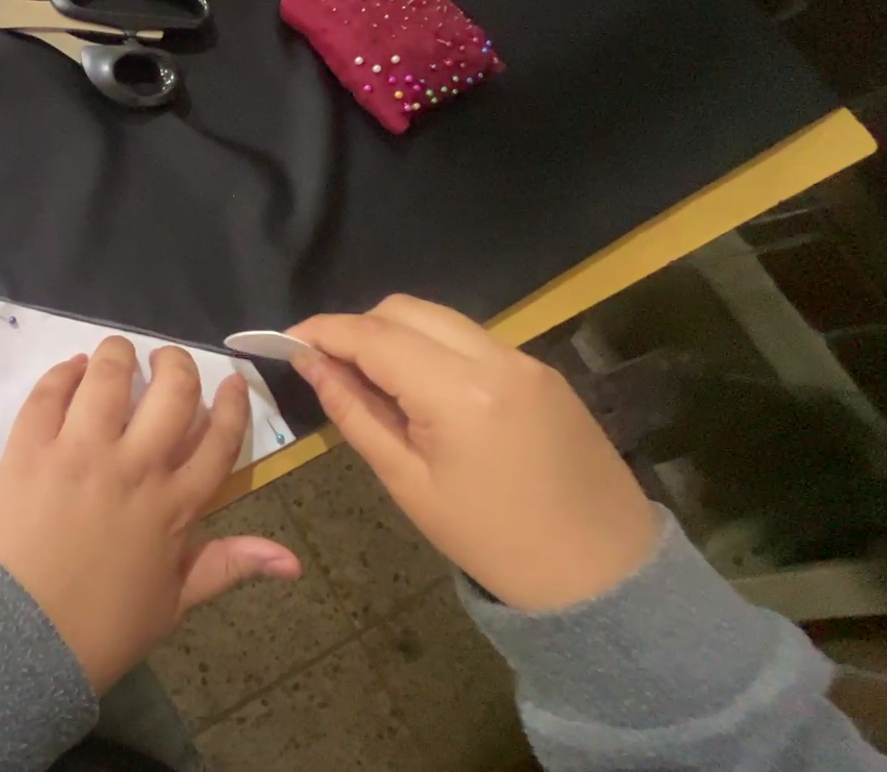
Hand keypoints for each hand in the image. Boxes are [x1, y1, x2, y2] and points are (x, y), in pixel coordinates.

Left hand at [0, 337, 300, 692]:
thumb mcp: (172, 603)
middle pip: (171, 394)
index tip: (231, 380)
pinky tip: (73, 369)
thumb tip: (292, 561)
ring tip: (118, 351)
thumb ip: (227, 567)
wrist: (19, 637)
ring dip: (118, 355)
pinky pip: (50, 393)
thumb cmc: (99, 627)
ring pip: (109, 379)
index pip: (218, 440)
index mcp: (174, 506)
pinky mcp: (29, 446)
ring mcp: (78, 451)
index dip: (231, 405)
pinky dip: (65, 373)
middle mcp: (133, 467)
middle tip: (168, 359)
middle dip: (178, 365)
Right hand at [290, 295, 656, 611]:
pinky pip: (466, 338)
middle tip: (324, 363)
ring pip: (435, 318)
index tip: (281, 340)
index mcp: (460, 393)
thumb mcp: (405, 480)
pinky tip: (415, 387)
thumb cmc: (490, 538)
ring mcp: (525, 360)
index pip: (372, 336)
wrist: (605, 576)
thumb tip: (308, 363)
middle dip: (354, 326)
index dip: (320, 330)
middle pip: (402, 309)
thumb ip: (352, 411)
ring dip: (390, 333)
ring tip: (366, 376)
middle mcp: (496, 359)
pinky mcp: (541, 371)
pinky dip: (427, 346)